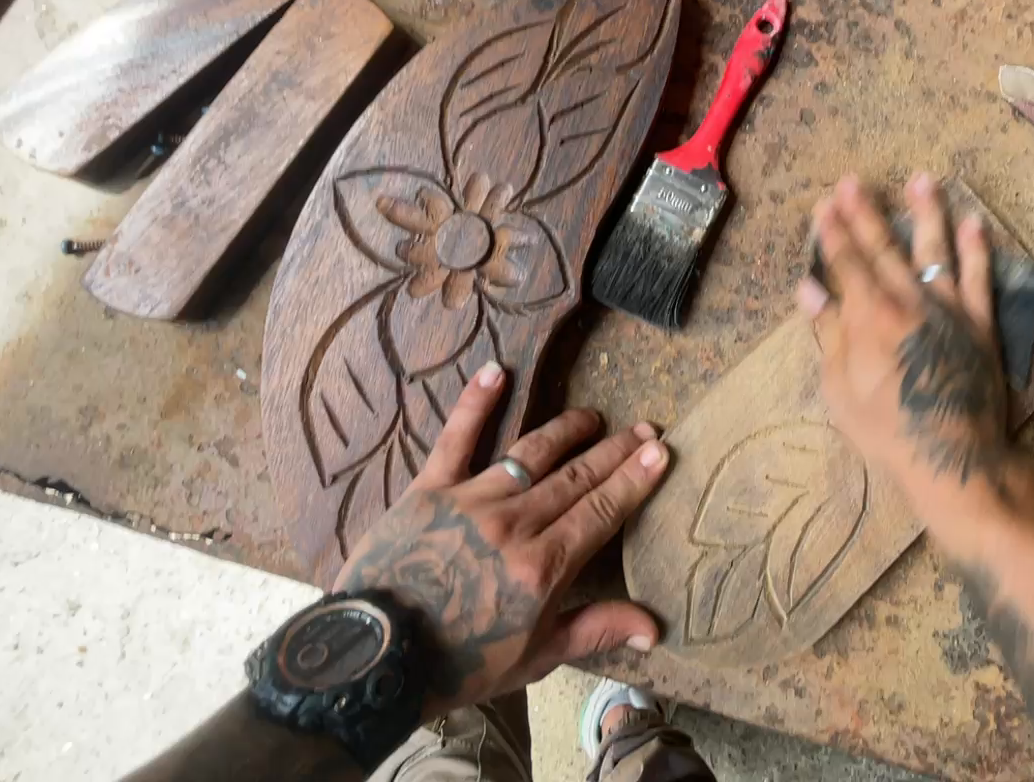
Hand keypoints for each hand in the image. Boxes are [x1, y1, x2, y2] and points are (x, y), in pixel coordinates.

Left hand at [333, 364, 669, 711]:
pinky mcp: (431, 488)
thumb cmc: (459, 663)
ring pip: (531, 452)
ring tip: (592, 416)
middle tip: (644, 428)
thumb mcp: (534, 658)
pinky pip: (457, 438)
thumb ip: (596, 631)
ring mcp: (472, 500)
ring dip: (567, 430)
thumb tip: (655, 628)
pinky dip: (476, 403)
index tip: (660, 450)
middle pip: (576, 476)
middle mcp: (515, 523)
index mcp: (542, 566)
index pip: (601, 510)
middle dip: (615, 450)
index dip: (634, 478)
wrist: (373, 662)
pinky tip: (497, 371)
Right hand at [796, 172, 1009, 490]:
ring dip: (926, 213)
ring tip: (922, 179)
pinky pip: (980, 278)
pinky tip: (973, 223)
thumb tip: (807, 289)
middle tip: (853, 180)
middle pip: (884, 248)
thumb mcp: (839, 388)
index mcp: (869, 316)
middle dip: (866, 212)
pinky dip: (977, 250)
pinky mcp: (980, 323)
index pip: (847, 262)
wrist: (952, 456)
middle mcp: (909, 300)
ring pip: (935, 250)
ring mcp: (949, 308)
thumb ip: (828, 333)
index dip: (833, 232)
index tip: (823, 204)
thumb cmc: (885, 428)